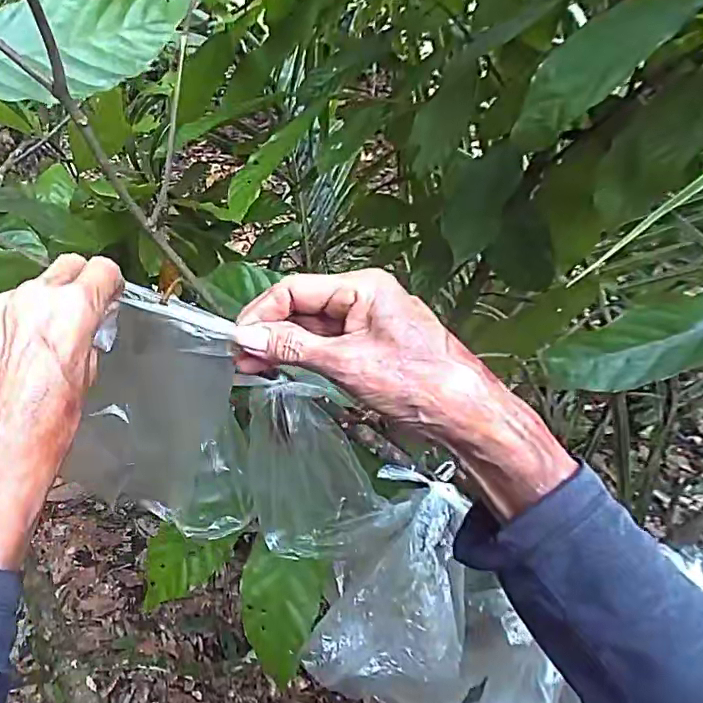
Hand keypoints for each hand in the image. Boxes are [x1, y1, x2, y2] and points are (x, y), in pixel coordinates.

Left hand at [0, 254, 122, 569]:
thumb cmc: (45, 427)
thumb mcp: (87, 378)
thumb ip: (91, 338)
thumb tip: (91, 325)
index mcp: (70, 310)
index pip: (102, 269)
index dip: (112, 283)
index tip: (112, 294)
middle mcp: (32, 299)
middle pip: (68, 267)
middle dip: (82, 284)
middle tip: (89, 310)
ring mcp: (2, 308)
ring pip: (37, 286)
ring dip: (50, 302)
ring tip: (55, 340)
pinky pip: (10, 306)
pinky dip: (21, 318)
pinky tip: (27, 352)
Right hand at [232, 269, 575, 519]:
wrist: (463, 414)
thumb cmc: (417, 381)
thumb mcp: (345, 362)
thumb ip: (293, 346)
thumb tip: (249, 336)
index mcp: (362, 287)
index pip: (295, 289)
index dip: (262, 313)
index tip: (238, 338)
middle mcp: (362, 299)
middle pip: (301, 307)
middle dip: (268, 332)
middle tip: (241, 359)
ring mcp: (365, 324)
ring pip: (310, 329)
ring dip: (281, 346)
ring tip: (252, 368)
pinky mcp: (367, 348)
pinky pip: (325, 346)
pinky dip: (301, 357)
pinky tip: (280, 369)